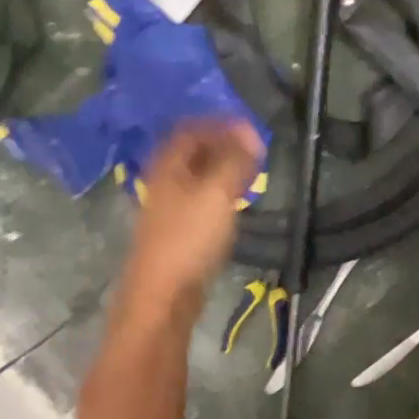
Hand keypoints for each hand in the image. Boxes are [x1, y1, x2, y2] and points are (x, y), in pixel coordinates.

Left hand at [121, 120, 263, 302]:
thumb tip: (250, 137)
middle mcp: (165, 182)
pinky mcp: (179, 231)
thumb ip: (235, 161)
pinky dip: (221, 192)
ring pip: (197, 176)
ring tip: (251, 173)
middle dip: (223, 144)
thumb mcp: (217, 194)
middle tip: (254, 149)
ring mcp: (170, 208)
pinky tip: (236, 203)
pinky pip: (201, 199)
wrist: (163, 295)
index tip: (250, 128)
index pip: (191, 129)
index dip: (220, 123)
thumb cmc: (189, 239)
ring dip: (223, 169)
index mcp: (168, 166)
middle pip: (192, 152)